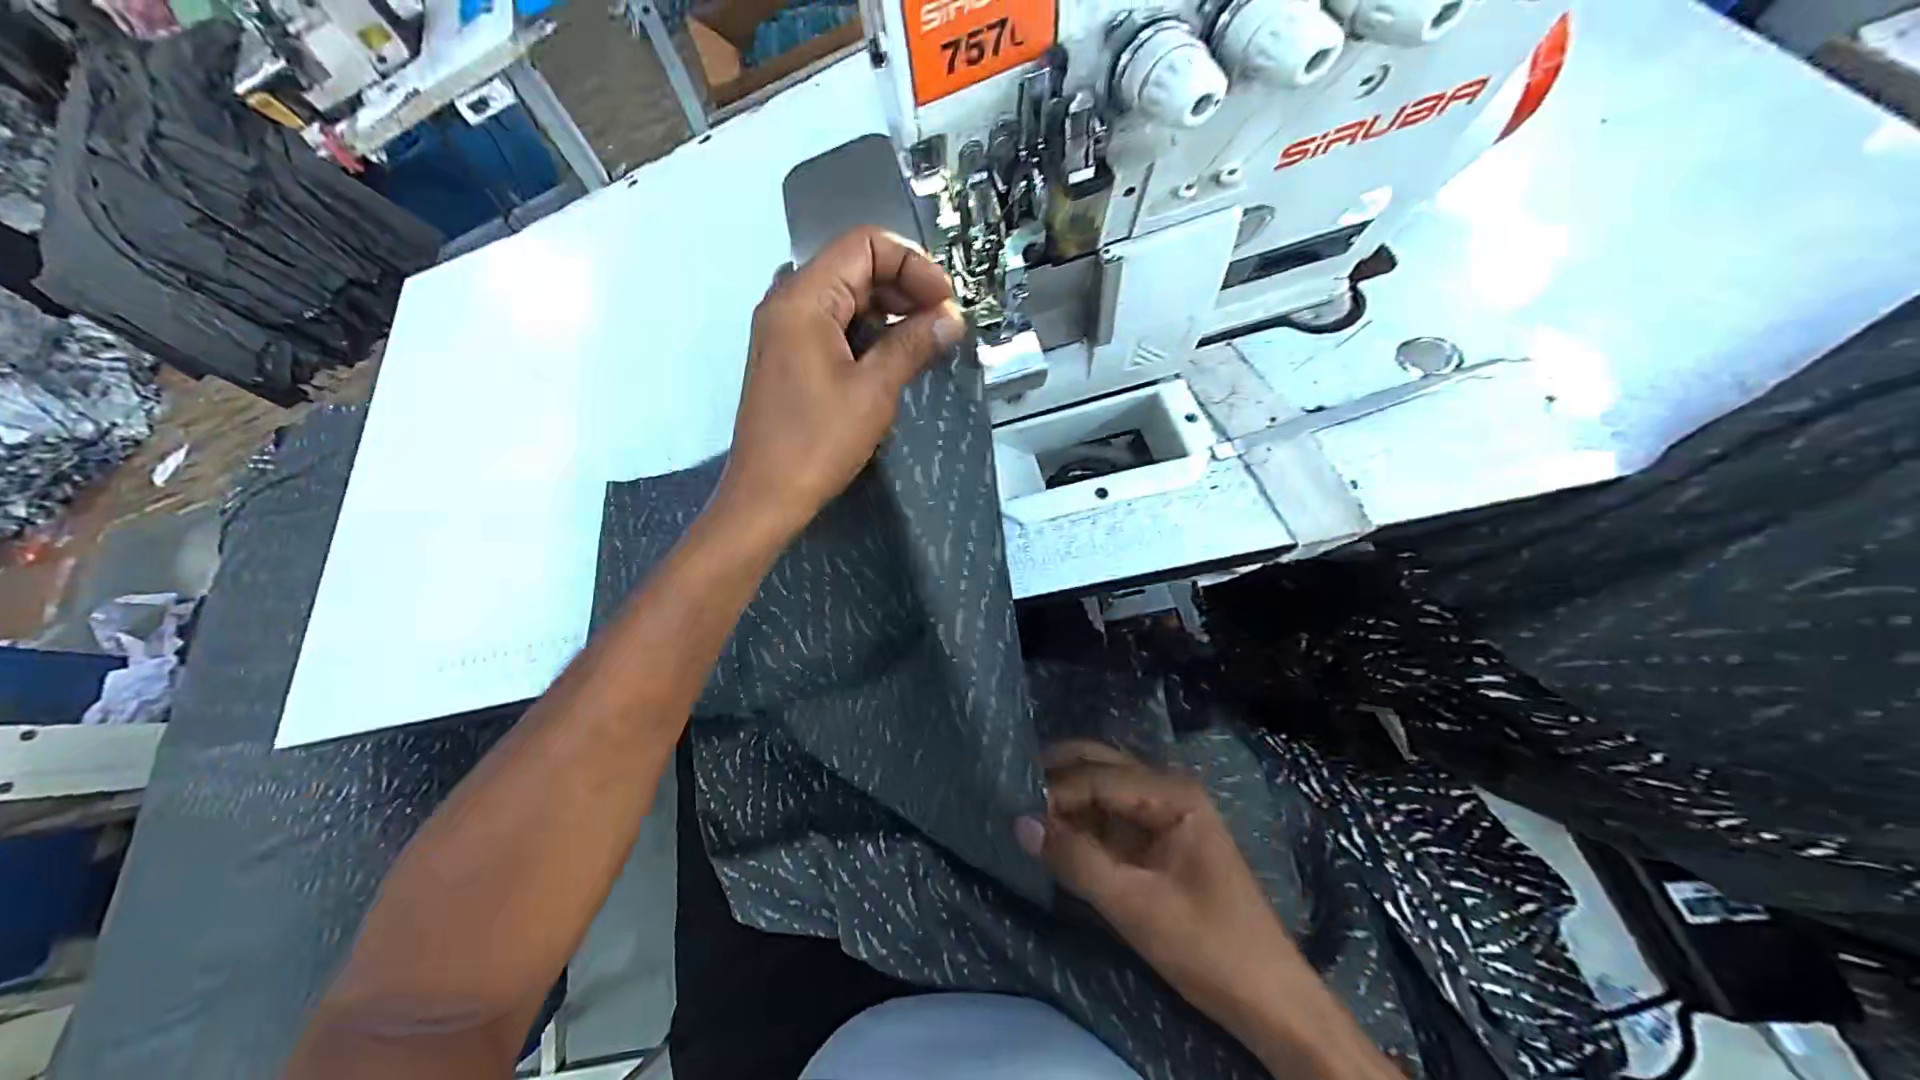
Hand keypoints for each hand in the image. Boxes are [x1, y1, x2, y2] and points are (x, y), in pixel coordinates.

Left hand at [717, 226, 965, 538]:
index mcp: (802, 299)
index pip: (864, 245)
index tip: (944, 301)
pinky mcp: (788, 356)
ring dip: (890, 311)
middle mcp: (787, 303)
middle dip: (905, 287)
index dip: (913, 264)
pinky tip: (895, 357)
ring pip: (846, 297)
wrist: (766, 496)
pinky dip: (868, 332)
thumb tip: (951, 319)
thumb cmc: (816, 443)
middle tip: (942, 323)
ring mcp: (785, 330)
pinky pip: (834, 325)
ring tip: (925, 342)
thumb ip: (913, 344)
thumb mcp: (874, 390)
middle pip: (855, 267)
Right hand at [1016, 743, 1297, 1023]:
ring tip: (1020, 810)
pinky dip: (1078, 821)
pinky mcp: (1157, 840)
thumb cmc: (1207, 948)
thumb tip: (1019, 823)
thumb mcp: (1134, 906)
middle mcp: (1167, 790)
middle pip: (1100, 765)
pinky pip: (1108, 816)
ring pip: (1101, 788)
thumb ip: (1076, 860)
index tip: (1010, 809)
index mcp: (1172, 794)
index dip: (1052, 791)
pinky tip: (1050, 833)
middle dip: (1055, 776)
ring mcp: (1163, 814)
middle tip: (1009, 793)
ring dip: (1064, 798)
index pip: (1097, 776)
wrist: (1269, 1000)